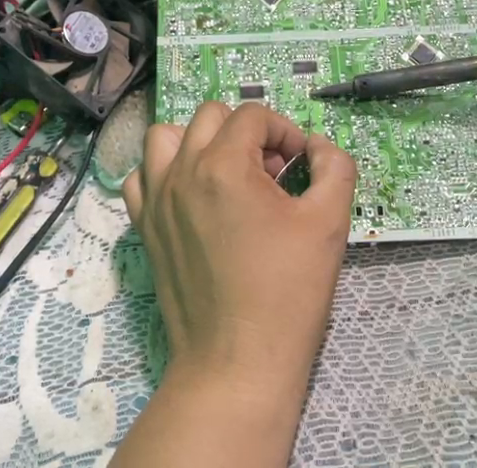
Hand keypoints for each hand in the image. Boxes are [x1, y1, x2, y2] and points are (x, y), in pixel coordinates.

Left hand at [123, 101, 356, 400]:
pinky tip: (191, 199)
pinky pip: (142, 176)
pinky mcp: (144, 226)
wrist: (236, 362)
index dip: (284, 131)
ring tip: (226, 176)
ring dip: (198, 142)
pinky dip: (164, 173)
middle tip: (269, 174)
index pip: (253, 115)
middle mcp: (181, 170)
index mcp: (224, 164)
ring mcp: (156, 198)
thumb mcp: (329, 223)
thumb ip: (334, 167)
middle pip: (210, 115)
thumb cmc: (287, 292)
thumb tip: (316, 147)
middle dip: (245, 133)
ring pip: (166, 136)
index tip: (300, 165)